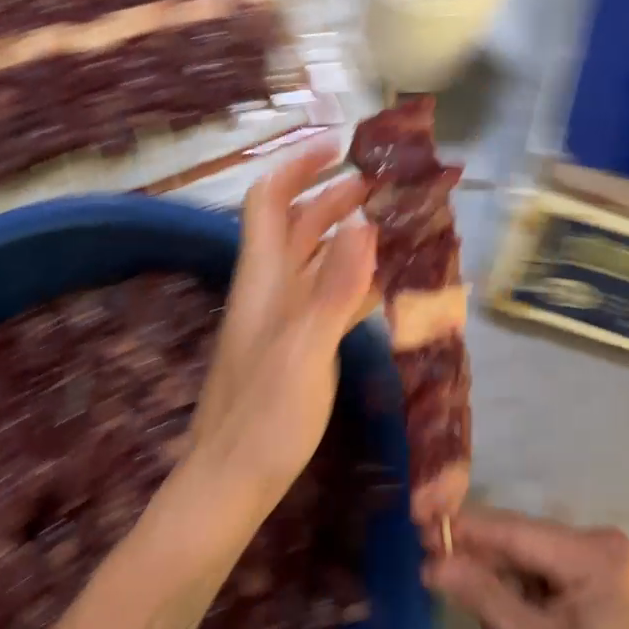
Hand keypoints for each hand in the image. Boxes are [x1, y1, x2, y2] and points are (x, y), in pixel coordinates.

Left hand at [190, 140, 375, 506]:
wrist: (231, 482)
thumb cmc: (264, 415)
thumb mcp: (306, 349)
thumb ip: (336, 287)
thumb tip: (364, 222)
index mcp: (263, 277)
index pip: (270, 201)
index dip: (297, 167)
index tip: (338, 147)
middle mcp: (271, 289)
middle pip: (298, 225)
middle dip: (335, 197)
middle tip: (384, 186)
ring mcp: (284, 320)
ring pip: (317, 261)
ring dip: (349, 237)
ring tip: (397, 225)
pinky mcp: (298, 348)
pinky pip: (330, 299)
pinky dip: (357, 282)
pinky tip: (389, 284)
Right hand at [427, 509, 628, 628]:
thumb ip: (482, 598)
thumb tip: (432, 562)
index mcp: (593, 553)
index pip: (512, 530)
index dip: (463, 528)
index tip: (419, 526)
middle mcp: (597, 544)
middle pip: (516, 546)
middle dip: (483, 577)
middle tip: (438, 585)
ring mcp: (595, 563)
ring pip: (520, 565)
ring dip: (499, 601)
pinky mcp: (590, 583)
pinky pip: (536, 581)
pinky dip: (516, 608)